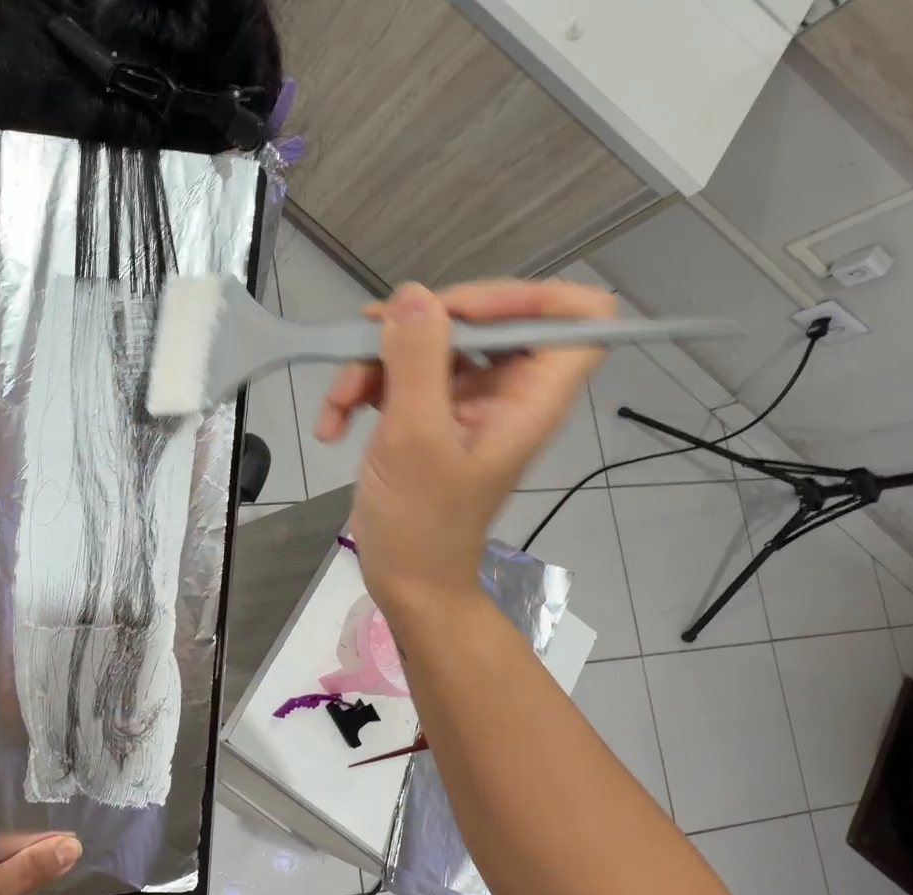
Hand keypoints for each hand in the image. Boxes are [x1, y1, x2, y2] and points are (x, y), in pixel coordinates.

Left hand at [0, 796, 80, 894]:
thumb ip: (33, 868)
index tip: (84, 820)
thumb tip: (75, 844)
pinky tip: (43, 876)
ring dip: (31, 859)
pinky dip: (16, 871)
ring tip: (75, 860)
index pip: (16, 805)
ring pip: (9, 847)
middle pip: (14, 826)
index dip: (48, 815)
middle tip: (87, 849)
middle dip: (43, 840)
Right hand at [316, 280, 614, 614]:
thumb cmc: (421, 520)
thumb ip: (416, 362)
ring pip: (427, 349)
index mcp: (530, 397)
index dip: (527, 296)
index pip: (578, 316)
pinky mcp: (427, 418)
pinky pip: (399, 379)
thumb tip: (412, 296)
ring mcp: (464, 405)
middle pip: (484, 322)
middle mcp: (506, 392)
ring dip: (371, 367)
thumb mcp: (414, 437)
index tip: (458, 309)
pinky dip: (362, 393)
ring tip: (336, 405)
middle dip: (417, 329)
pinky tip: (333, 423)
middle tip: (370, 338)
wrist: (404, 580)